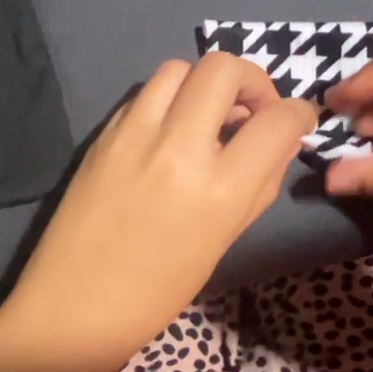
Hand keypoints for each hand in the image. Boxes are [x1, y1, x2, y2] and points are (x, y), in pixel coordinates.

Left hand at [0, 54, 316, 371]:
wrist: (74, 304)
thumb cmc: (159, 289)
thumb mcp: (225, 239)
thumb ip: (259, 182)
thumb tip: (279, 139)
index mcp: (217, 189)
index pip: (276, 119)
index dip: (298, 112)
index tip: (297, 118)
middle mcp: (176, 147)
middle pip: (223, 67)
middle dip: (251, 79)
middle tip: (250, 110)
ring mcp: (132, 134)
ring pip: (178, 67)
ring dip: (203, 84)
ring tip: (206, 116)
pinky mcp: (102, 132)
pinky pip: (144, 93)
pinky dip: (167, 100)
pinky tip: (167, 132)